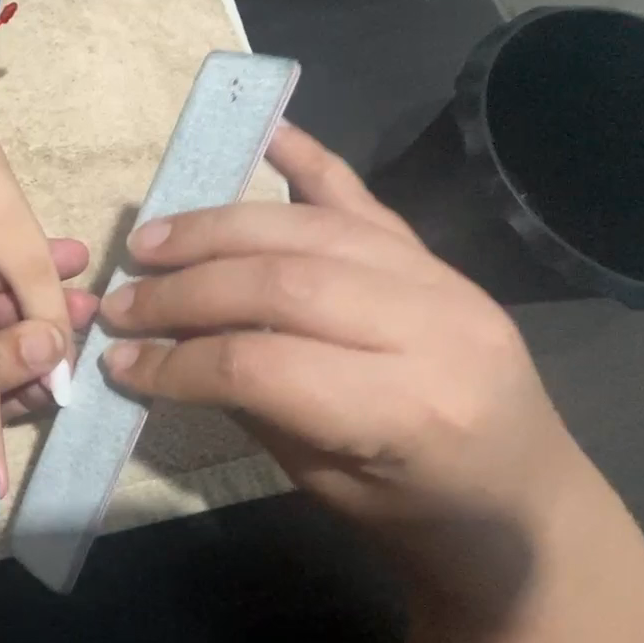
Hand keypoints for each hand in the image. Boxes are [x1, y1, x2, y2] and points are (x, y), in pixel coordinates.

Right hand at [97, 123, 597, 604]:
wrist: (525, 500)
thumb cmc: (415, 509)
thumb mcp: (319, 478)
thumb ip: (245, 400)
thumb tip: (160, 346)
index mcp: (405, 411)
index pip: (260, 364)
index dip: (175, 360)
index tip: (118, 360)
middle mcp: (432, 330)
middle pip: (280, 282)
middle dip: (183, 289)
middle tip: (120, 301)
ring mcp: (444, 282)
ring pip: (308, 231)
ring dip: (215, 230)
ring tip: (150, 242)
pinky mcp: (439, 258)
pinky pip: (363, 200)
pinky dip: (308, 160)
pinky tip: (266, 133)